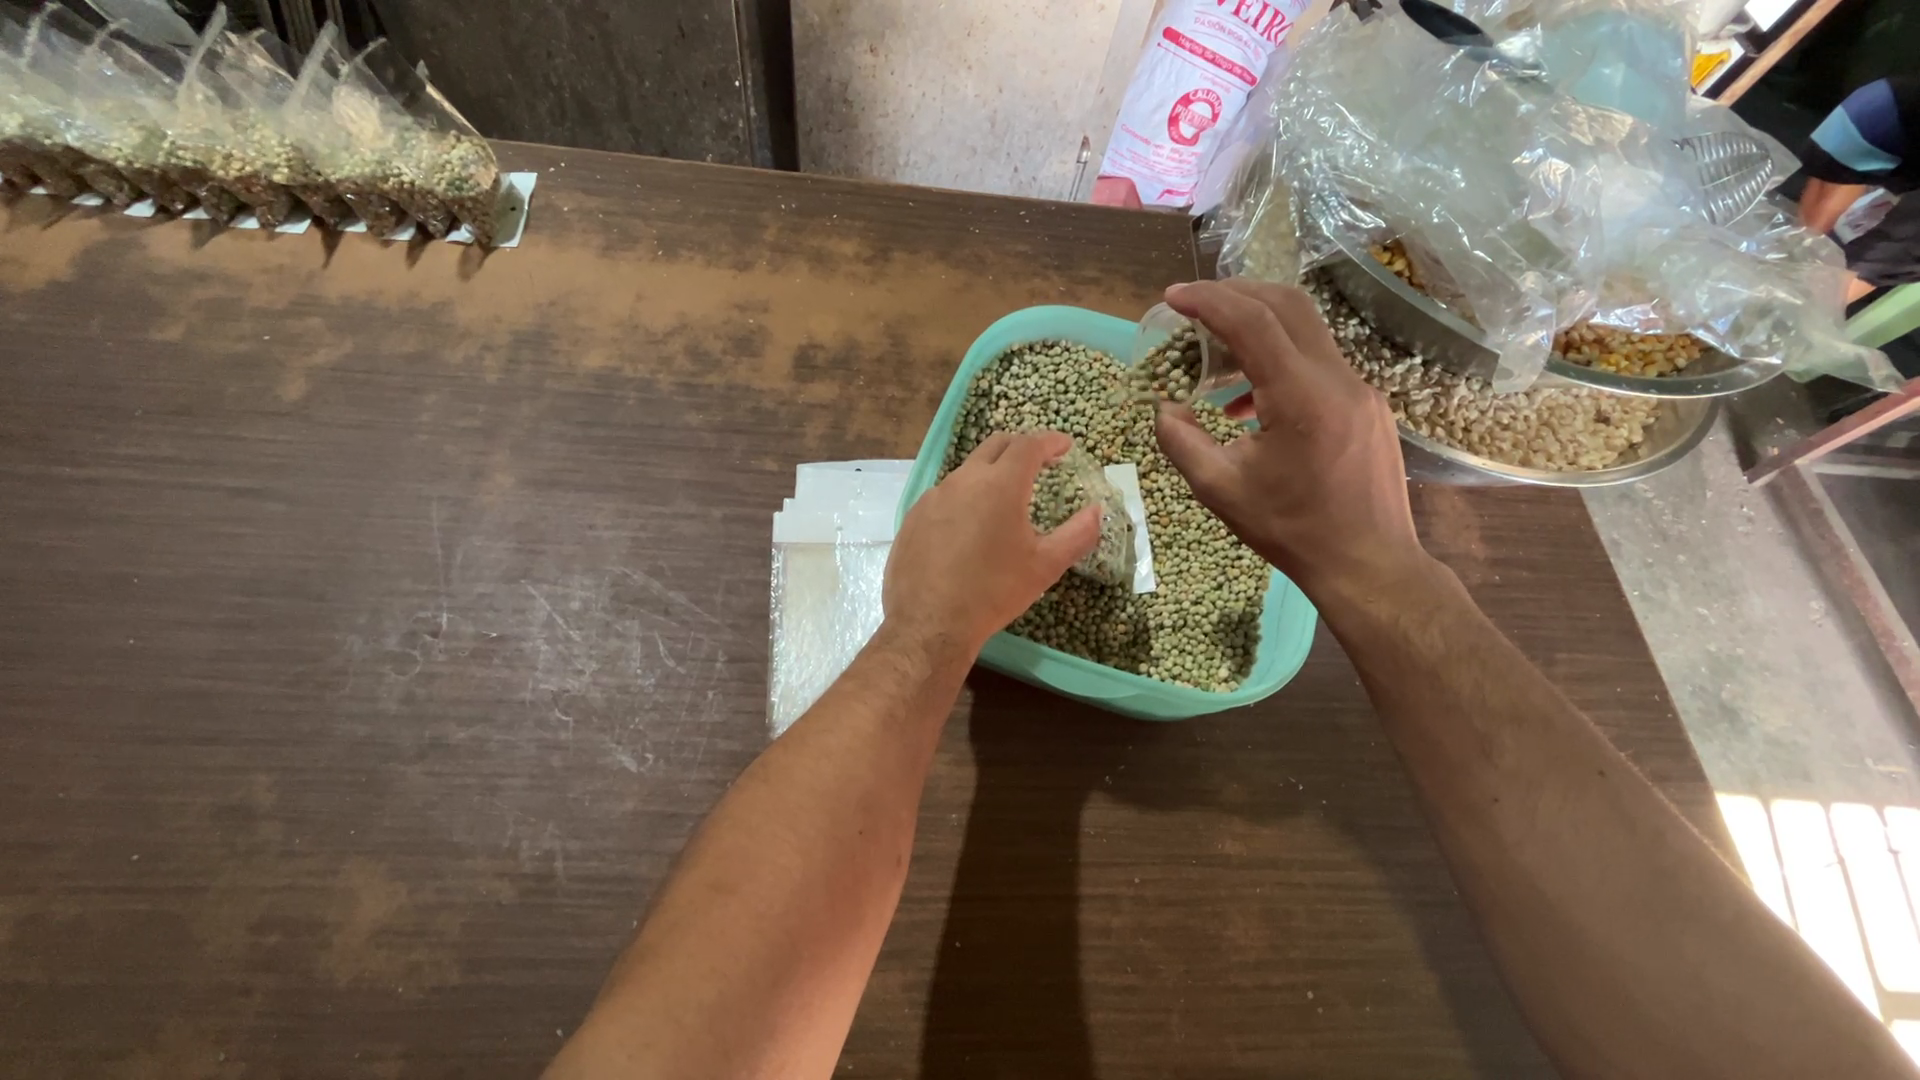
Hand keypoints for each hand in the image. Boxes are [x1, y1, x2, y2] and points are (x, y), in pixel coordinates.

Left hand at [885, 431, 1100, 656]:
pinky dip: (965, 497)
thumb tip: (1098, 511)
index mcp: (1000, 485)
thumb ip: (1077, 534)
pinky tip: (969, 526)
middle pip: (995, 446)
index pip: (1028, 445)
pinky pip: (944, 495)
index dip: (1050, 441)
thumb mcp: (1044, 566)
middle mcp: (964, 480)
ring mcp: (933, 497)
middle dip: (1020, 447)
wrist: (929, 623)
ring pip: (967, 471)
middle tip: (1039, 461)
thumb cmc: (993, 592)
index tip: (1064, 446)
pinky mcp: (913, 517)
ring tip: (1005, 498)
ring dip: (990, 474)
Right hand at [1154, 279, 1428, 599]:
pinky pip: (1318, 362)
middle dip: (1235, 295)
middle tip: (1193, 307)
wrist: (1368, 563)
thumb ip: (1182, 442)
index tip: (1172, 297)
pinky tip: (1248, 401)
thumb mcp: (1220, 490)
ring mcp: (1359, 389)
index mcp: (1300, 397)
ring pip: (1306, 330)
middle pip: (1286, 306)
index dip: (1208, 301)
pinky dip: (1278, 360)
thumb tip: (1163, 409)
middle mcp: (1337, 379)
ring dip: (1257, 326)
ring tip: (1214, 355)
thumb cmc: (1291, 530)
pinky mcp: (1367, 404)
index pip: (1252, 322)